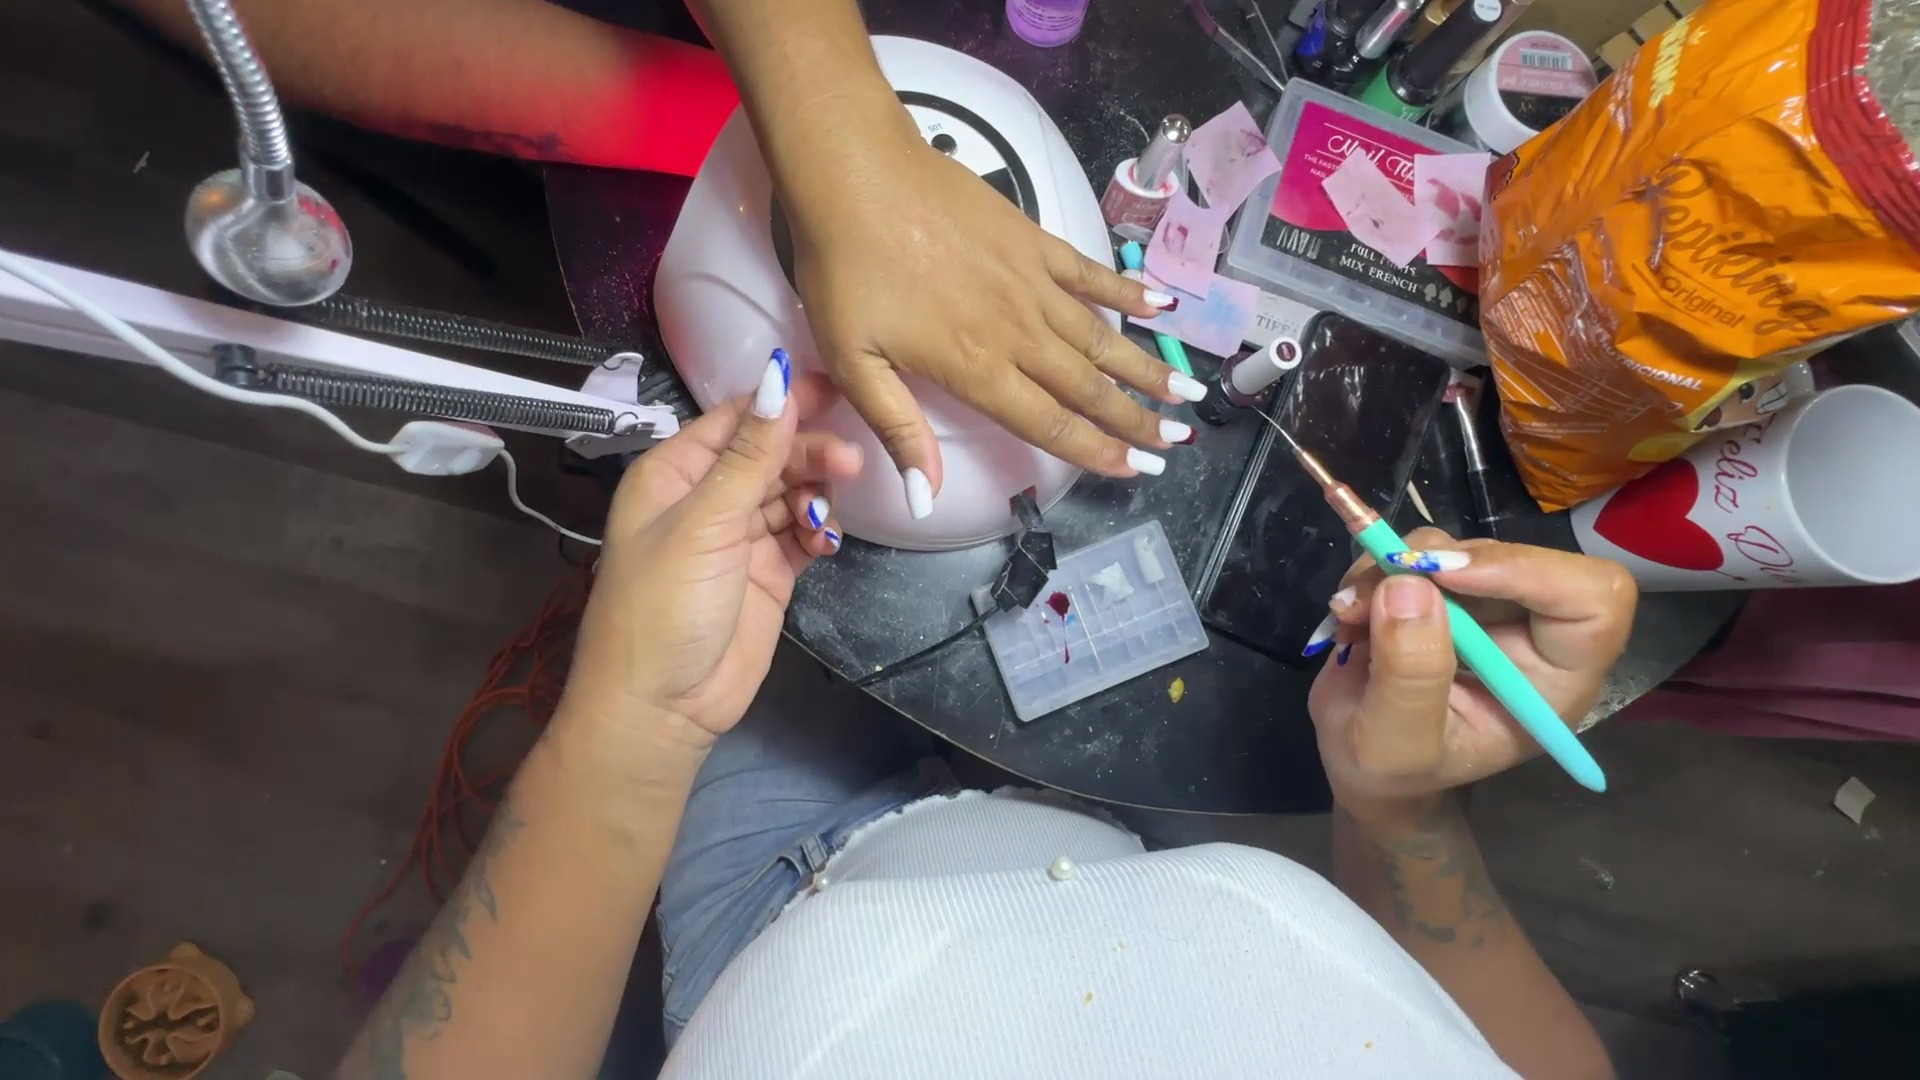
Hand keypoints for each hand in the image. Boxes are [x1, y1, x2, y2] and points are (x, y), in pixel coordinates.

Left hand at [567, 354, 861, 745]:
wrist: (664, 707)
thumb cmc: (666, 605)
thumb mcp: (706, 524)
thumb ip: (750, 454)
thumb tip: (780, 378)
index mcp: (676, 474)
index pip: (736, 420)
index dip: (783, 402)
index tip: (837, 389)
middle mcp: (708, 498)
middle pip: (770, 455)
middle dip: (808, 454)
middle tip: (851, 462)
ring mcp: (740, 536)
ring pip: (790, 493)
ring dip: (815, 495)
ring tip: (826, 513)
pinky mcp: (768, 571)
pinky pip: (801, 533)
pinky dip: (816, 531)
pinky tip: (823, 541)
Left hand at [784, 123, 1204, 517]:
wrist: (854, 172)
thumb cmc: (846, 272)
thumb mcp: (854, 364)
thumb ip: (899, 430)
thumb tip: (925, 500)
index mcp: (978, 369)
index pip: (1050, 423)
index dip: (1096, 451)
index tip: (1136, 470)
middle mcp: (1019, 333)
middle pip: (1088, 387)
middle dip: (1136, 419)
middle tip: (1176, 443)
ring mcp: (1032, 283)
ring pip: (1101, 337)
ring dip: (1146, 366)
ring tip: (1188, 390)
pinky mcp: (1034, 240)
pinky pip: (1091, 273)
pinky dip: (1127, 290)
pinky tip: (1160, 305)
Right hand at [1307, 530, 1636, 824]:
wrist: (1361, 766)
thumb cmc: (1391, 771)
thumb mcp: (1396, 742)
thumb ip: (1411, 674)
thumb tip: (1409, 586)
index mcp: (1551, 680)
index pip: (1587, 600)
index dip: (1523, 572)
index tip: (1438, 576)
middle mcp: (1527, 635)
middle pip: (1509, 560)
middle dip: (1429, 567)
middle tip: (1363, 595)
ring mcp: (1480, 610)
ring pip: (1450, 550)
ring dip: (1385, 568)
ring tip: (1344, 613)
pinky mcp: (1435, 595)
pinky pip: (1411, 555)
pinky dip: (1369, 571)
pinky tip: (1346, 614)